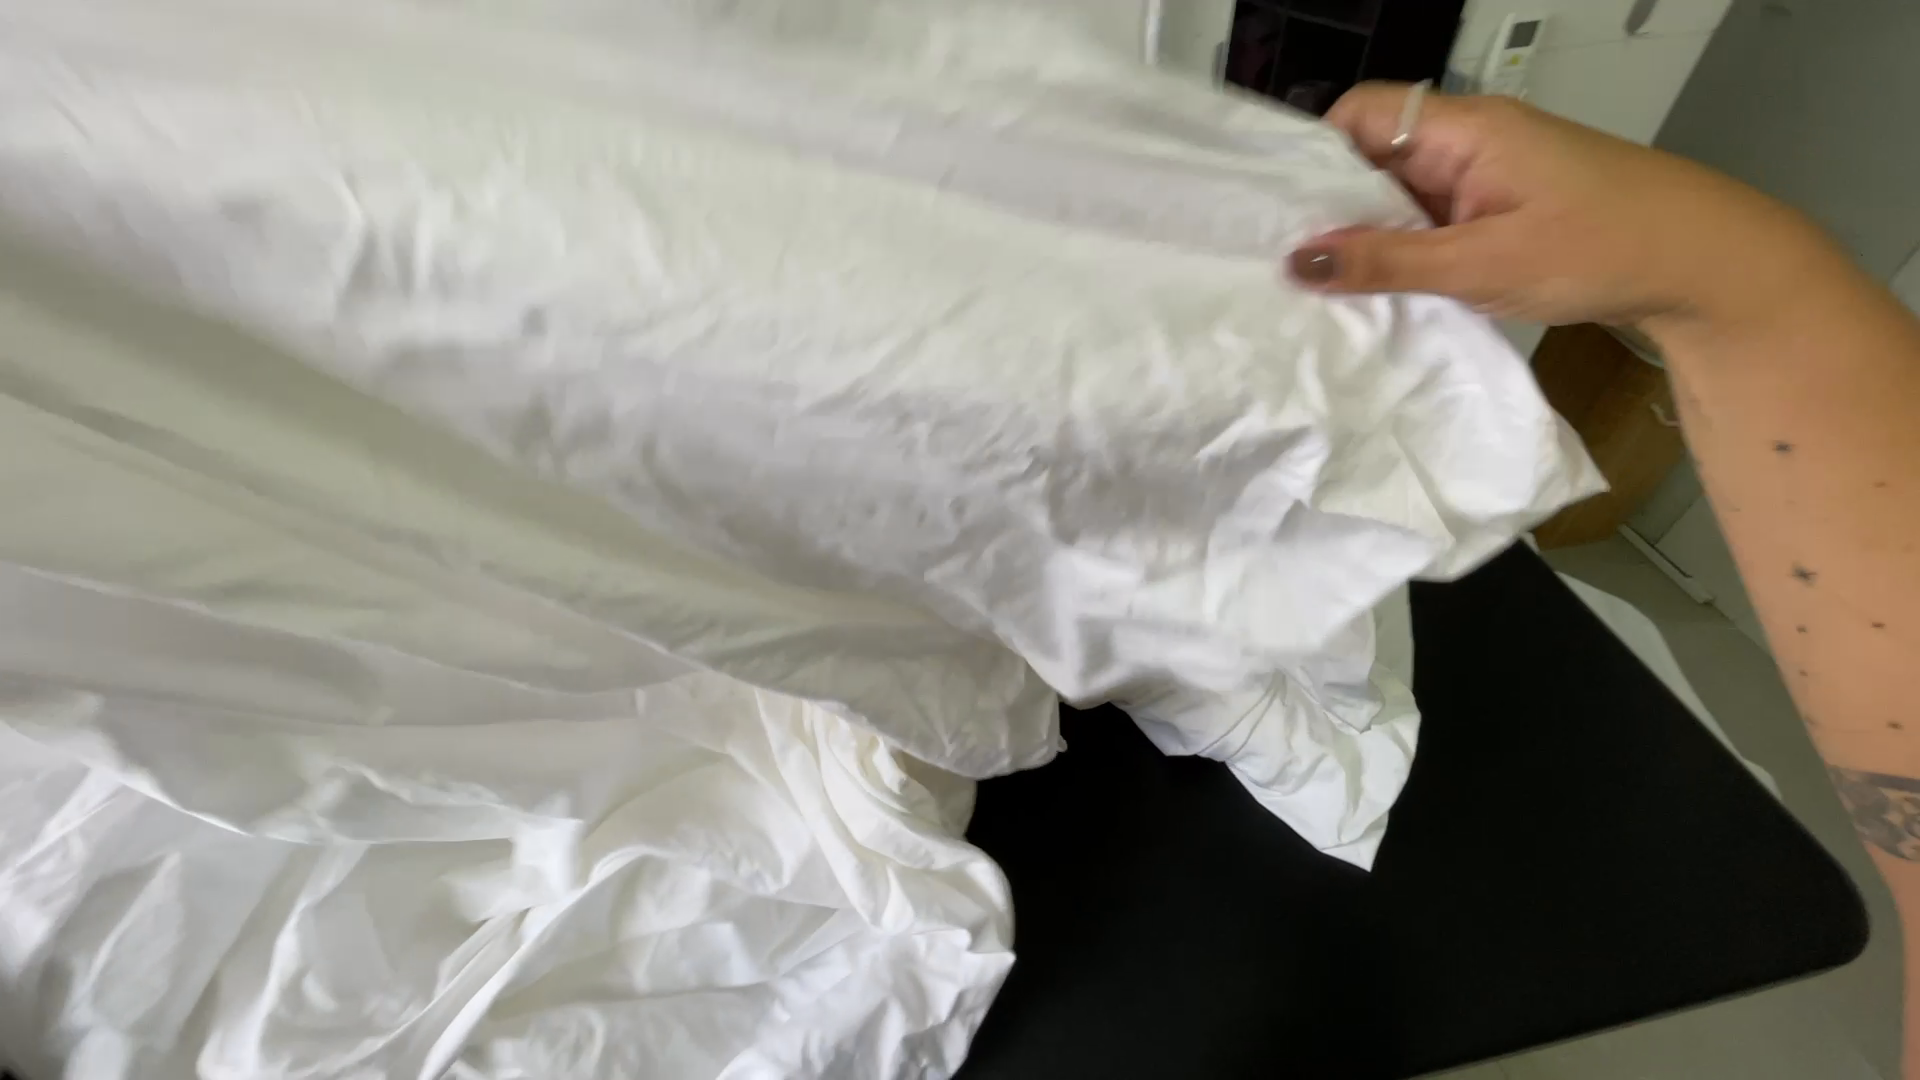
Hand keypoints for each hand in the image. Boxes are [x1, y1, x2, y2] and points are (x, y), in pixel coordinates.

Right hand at [1288, 83, 1816, 333]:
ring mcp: (1475, 179)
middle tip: (1283, 256)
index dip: (1312, 152)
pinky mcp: (1483, 212)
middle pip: (1367, 155)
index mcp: (1466, 130)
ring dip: (1357, 234)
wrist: (1701, 266)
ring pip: (1389, 194)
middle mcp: (1464, 144)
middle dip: (1324, 204)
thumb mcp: (1480, 263)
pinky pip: (1417, 222)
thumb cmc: (1605, 247)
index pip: (1362, 113)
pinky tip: (1369, 285)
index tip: (1275, 207)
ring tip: (1317, 279)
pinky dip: (1389, 251)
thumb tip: (1299, 261)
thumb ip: (1385, 261)